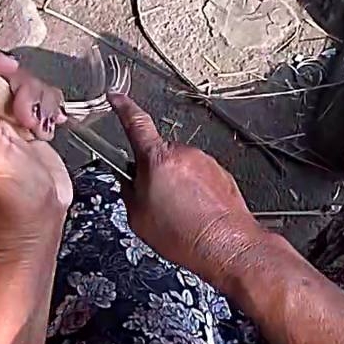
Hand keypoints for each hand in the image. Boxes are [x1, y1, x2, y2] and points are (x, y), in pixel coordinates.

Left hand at [0, 44, 71, 257]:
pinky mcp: (24, 119)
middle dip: (15, 81)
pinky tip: (46, 129)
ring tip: (35, 127)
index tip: (1, 70)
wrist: (36, 224)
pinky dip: (48, 106)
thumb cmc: (5, 198)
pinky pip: (39, 93)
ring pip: (18, 78)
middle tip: (22, 108)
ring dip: (35, 97)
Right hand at [109, 94, 283, 289]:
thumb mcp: (138, 218)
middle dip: (154, 173)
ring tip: (180, 214)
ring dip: (176, 184)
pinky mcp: (220, 171)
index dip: (123, 107)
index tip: (116, 98)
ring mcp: (204, 161)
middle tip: (156, 202)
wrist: (227, 245)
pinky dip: (194, 191)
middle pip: (158, 154)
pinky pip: (199, 175)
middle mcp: (183, 153)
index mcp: (157, 159)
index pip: (136, 123)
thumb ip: (129, 191)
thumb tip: (128, 181)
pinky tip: (195, 213)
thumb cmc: (185, 235)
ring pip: (179, 166)